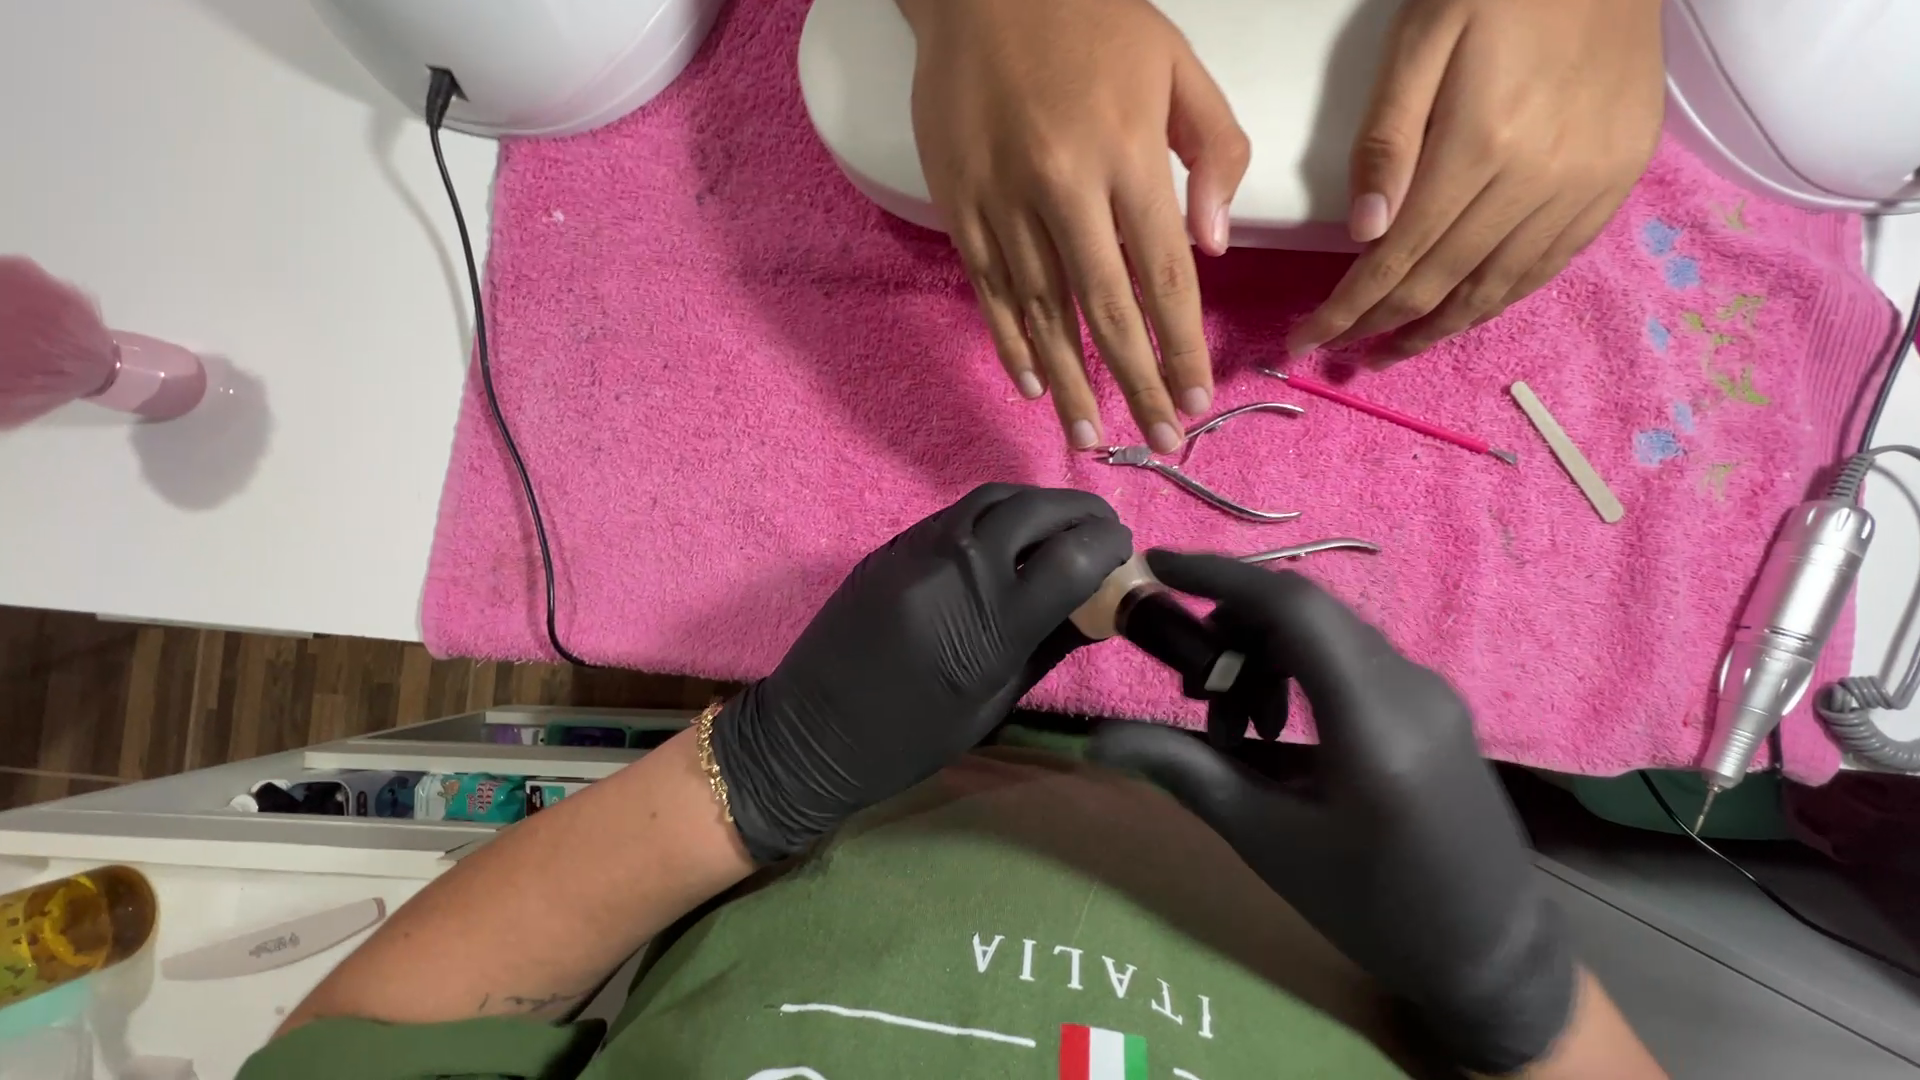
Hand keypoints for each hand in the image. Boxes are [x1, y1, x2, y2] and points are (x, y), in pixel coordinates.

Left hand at [712, 484, 1129, 861]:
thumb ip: (1048, 646)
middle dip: (1081, 512)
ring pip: (995, 498)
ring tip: (1060, 524)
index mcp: (989, 624)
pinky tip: (1007, 534)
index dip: (1108, 546)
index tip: (1123, 551)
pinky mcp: (892, 544)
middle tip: (1102, 527)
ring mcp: (918, 549)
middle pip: (1036, 511)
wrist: (811, 732)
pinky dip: (995, 512)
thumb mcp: (992, 703)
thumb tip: (1097, 608)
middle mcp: (957, 569)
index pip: (1071, 557)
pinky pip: (957, 512)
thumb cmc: (908, 738)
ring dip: (1038, 504)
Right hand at [897, 0, 1249, 451]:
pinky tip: (1032, 385)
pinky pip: (990, 292)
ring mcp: (1003, 207)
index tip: (1195, 402)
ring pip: (1044, 316)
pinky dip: (1010, 343)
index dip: (1181, 347)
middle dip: (1138, 384)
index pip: (1164, 277)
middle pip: (1107, 313)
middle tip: (1157, 442)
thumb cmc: (1087, 19)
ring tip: (1091, 438)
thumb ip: (1211, 151)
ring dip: (1072, 384)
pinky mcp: (960, 212)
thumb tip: (1213, 245)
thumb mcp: (1174, 64)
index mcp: (1123, 156)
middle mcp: (1062, 192)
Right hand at [1088, 553, 1574, 1073]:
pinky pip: (1348, 656)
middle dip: (1231, 626)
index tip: (1158, 565)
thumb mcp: (1266, 841)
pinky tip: (1276, 729)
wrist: (1492, 955)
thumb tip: (1096, 743)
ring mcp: (1429, 691)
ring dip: (1262, 653)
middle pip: (1303, 611)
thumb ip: (1183, 771)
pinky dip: (1296, 669)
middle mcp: (1409, 687)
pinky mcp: (1432, 703)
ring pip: (1324, 631)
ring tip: (1234, 727)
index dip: (1220, 576)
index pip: (1292, 609)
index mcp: (1374, 724)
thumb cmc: (1373, 908)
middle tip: (1190, 683)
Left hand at [1287, 0, 1664, 367]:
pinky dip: (1492, 303)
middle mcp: (1537, 181)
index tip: (1304, 342)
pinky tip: (1458, 317)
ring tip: (1389, 353)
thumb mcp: (1420, 45)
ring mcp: (1585, 186)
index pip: (1392, 263)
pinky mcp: (1616, 181)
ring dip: (1433, 332)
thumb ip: (1387, 142)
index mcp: (1479, 148)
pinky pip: (1544, 268)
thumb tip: (1364, 235)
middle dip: (1377, 328)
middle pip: (1436, 286)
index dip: (1343, 312)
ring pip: (1492, 292)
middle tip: (1340, 351)